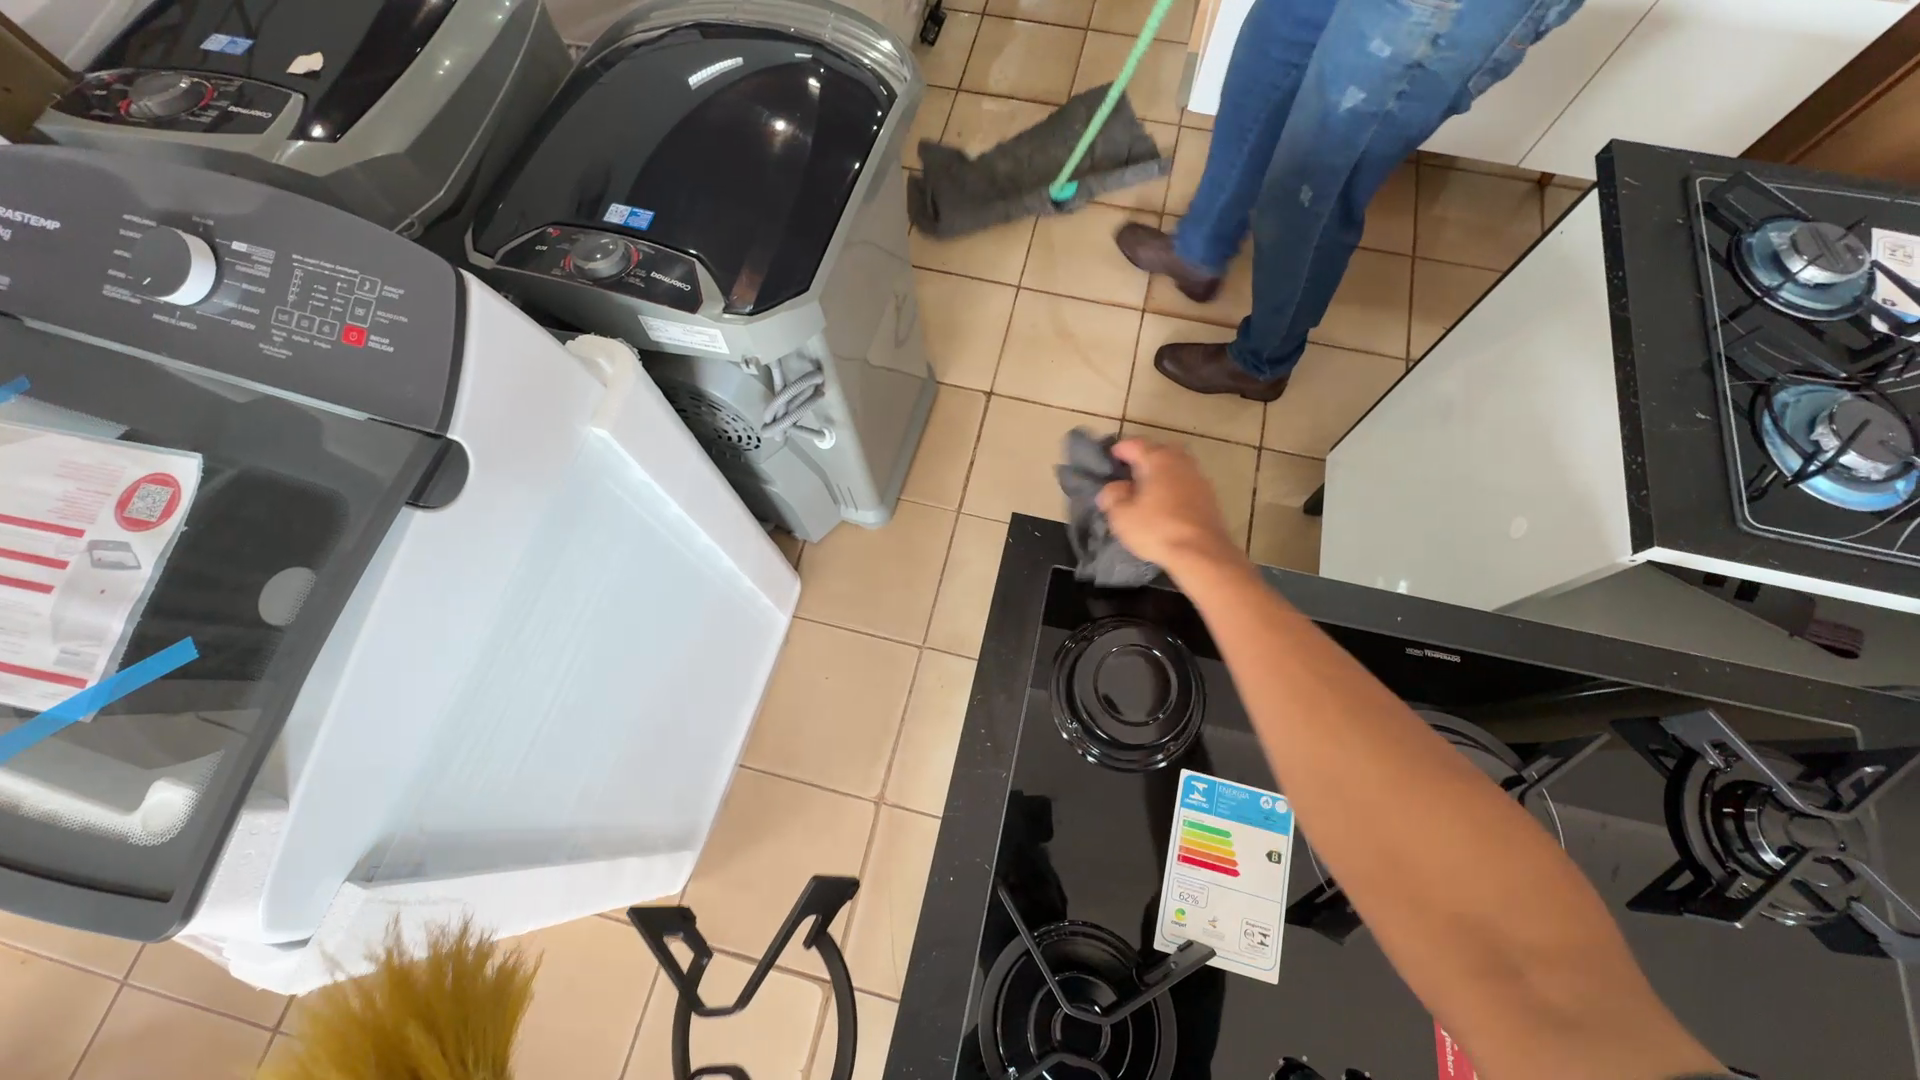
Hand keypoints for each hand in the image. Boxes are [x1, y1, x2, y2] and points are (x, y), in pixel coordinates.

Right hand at [1098, 437, 1245, 576]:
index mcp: (1158, 459)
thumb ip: (1112, 495)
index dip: (1119, 450)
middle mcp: (1181, 461)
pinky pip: (1185, 483)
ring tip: (1146, 489)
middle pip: (1158, 451)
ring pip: (1174, 467)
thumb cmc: (1157, 530)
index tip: (1109, 460)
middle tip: (1127, 474)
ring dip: (1160, 473)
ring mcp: (1198, 477)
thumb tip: (1114, 488)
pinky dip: (1173, 487)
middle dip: (1142, 459)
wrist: (1201, 553)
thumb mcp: (1121, 515)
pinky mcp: (1210, 496)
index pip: (1134, 444)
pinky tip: (1166, 503)